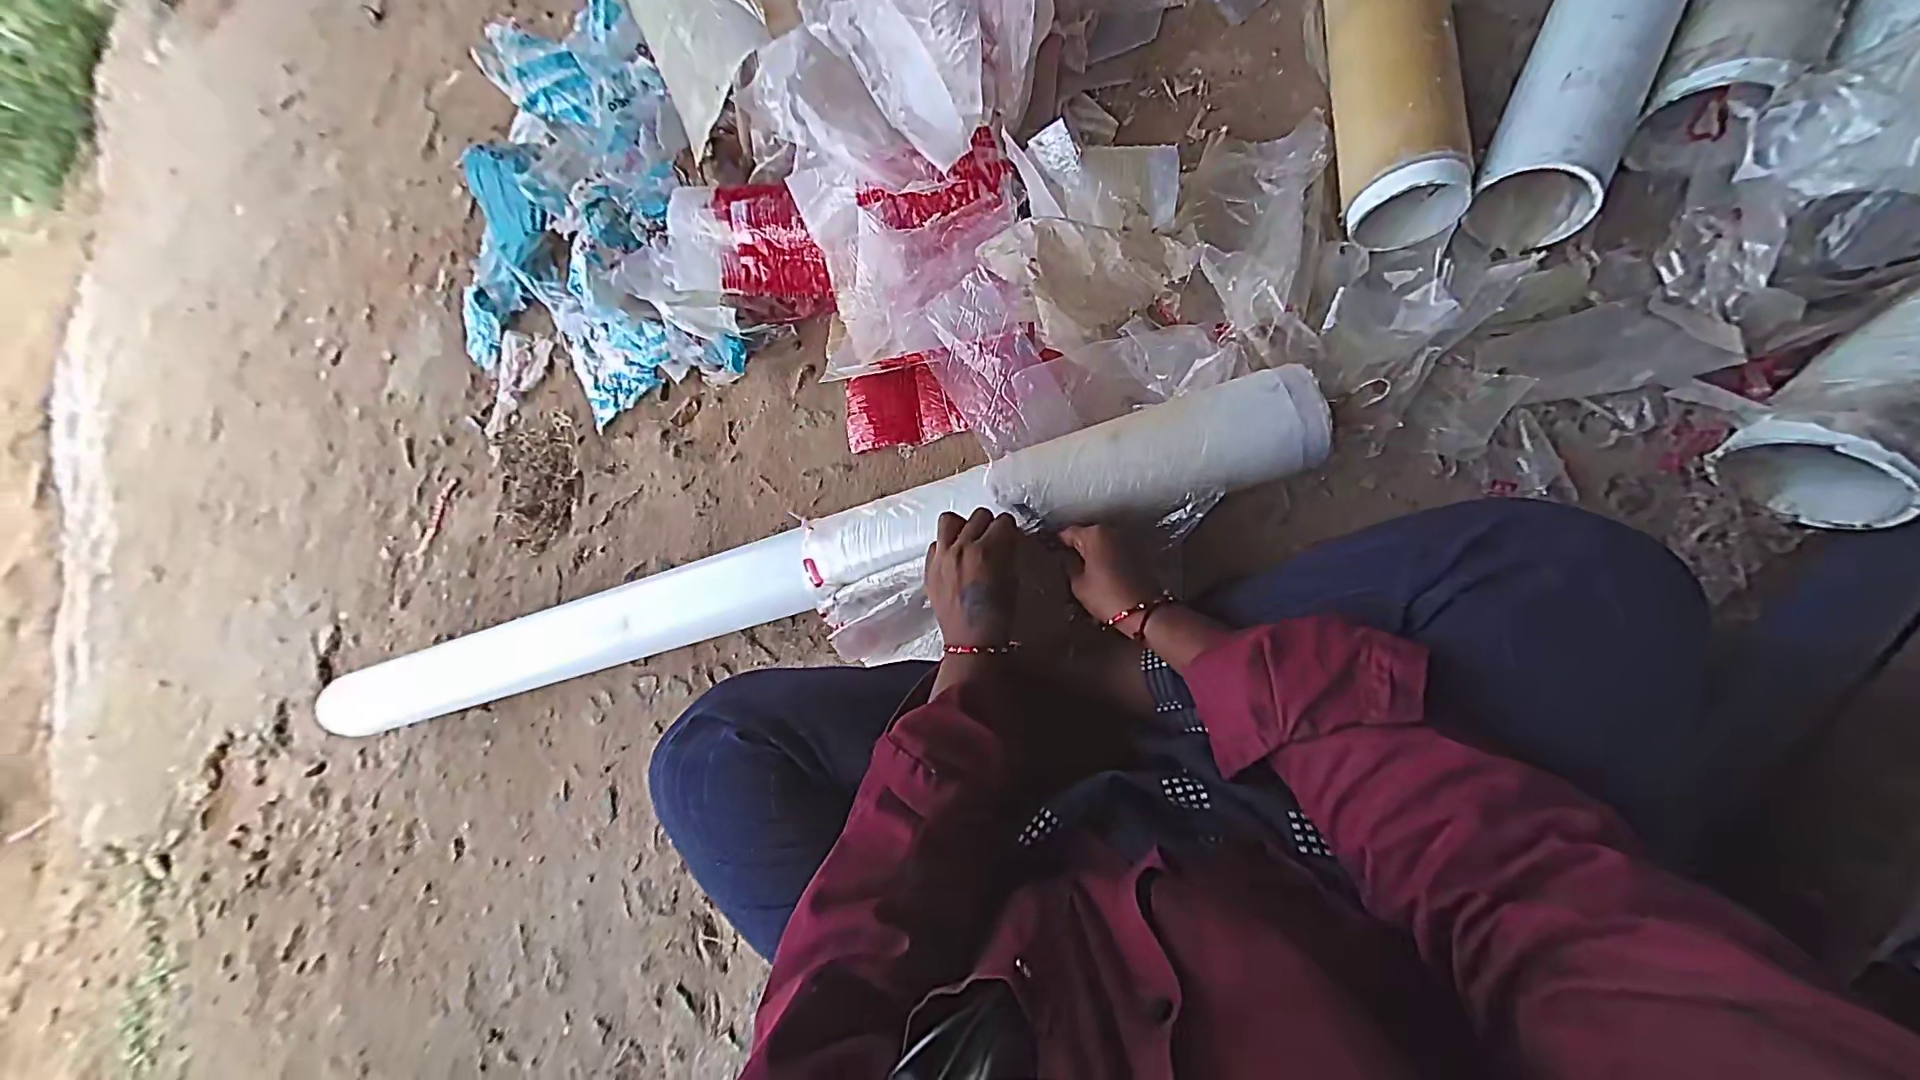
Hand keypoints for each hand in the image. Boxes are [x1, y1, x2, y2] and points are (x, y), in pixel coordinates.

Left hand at [926, 509, 1020, 647]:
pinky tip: (955, 559)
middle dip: (989, 526)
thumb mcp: (1012, 581)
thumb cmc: (997, 617)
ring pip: (950, 520)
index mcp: (986, 551)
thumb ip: (1007, 555)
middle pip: (979, 516)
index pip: (1003, 521)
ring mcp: (941, 557)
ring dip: (963, 527)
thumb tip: (1006, 541)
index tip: (1010, 538)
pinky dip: (946, 546)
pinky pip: (936, 544)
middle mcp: (961, 548)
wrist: (971, 642)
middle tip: (993, 540)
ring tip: (970, 541)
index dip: (1010, 530)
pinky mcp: (929, 568)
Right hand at [1058, 525, 1161, 628]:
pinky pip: (1115, 550)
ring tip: (1085, 570)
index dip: (1058, 544)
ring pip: (1102, 543)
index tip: (1052, 554)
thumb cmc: (1105, 596)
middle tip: (1068, 564)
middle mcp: (1111, 531)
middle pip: (1087, 535)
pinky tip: (1102, 572)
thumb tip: (1066, 557)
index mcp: (1094, 534)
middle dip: (1078, 547)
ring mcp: (1127, 540)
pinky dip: (1107, 557)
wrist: (1143, 611)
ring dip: (1094, 553)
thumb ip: (1069, 564)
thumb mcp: (1078, 583)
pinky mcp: (1138, 552)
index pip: (1068, 533)